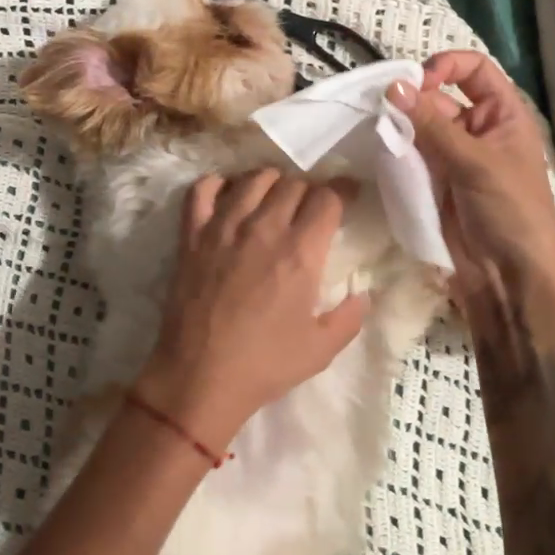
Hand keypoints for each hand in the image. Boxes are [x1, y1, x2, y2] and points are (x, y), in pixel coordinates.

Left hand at [136, 170, 368, 447]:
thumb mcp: (322, 348)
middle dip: (308, 189)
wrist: (200, 375)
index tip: (348, 195)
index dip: (342, 191)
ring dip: (270, 181)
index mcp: (300, 252)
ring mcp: (222, 227)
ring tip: (274, 196)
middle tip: (311, 206)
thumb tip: (363, 292)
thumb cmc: (265, 365)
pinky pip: (202, 189)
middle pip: (292, 183)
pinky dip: (218, 183)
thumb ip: (350, 316)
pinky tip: (228, 194)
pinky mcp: (191, 234)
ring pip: (252, 179)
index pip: (327, 198)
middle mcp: (262, 228)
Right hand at [387, 51, 554, 316]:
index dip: (446, 66)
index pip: (474, 70)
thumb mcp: (475, 162)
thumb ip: (431, 124)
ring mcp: (452, 155)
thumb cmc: (510, 212)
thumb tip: (393, 86)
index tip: (415, 82)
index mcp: (504, 115)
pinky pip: (408, 151)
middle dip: (412, 97)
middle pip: (439, 95)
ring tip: (375, 126)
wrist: (508, 276)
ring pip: (418, 124)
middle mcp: (477, 129)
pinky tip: (377, 145)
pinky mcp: (431, 179)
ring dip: (398, 122)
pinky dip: (393, 146)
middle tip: (381, 107)